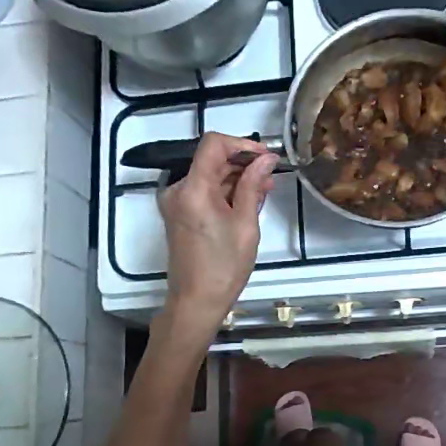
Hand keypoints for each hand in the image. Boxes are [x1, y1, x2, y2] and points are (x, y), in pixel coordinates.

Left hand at [160, 133, 276, 335]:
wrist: (196, 302)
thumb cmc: (224, 267)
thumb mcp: (245, 224)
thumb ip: (253, 186)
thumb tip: (266, 159)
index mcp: (193, 189)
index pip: (214, 144)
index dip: (242, 144)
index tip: (265, 156)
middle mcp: (178, 190)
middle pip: (211, 160)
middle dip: (242, 164)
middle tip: (270, 177)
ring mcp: (175, 203)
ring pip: (208, 176)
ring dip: (235, 179)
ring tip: (263, 191)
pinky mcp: (178, 215)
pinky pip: (203, 193)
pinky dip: (224, 193)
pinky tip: (246, 203)